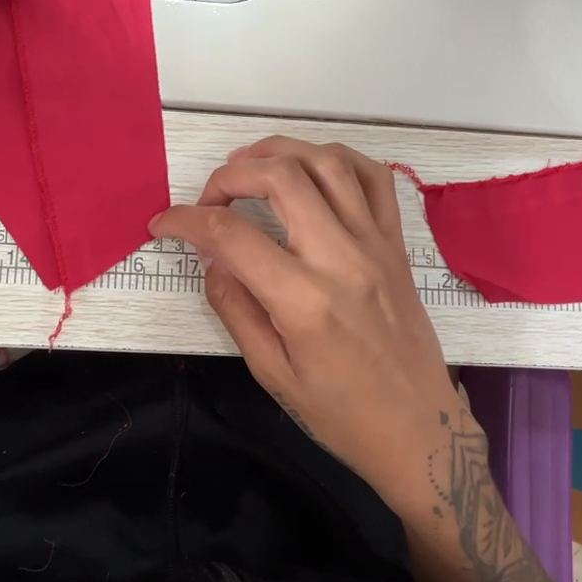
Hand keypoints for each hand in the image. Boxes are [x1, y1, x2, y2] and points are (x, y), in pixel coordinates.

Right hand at [149, 136, 469, 496]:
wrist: (419, 430)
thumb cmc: (340, 413)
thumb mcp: (270, 372)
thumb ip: (235, 306)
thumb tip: (213, 258)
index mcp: (304, 300)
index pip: (231, 234)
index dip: (186, 220)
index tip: (163, 224)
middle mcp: (343, 259)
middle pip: (282, 178)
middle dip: (231, 174)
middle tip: (209, 196)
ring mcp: (376, 245)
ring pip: (328, 163)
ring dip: (280, 151)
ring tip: (248, 165)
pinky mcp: (397, 244)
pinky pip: (373, 178)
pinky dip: (336, 158)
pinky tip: (308, 168)